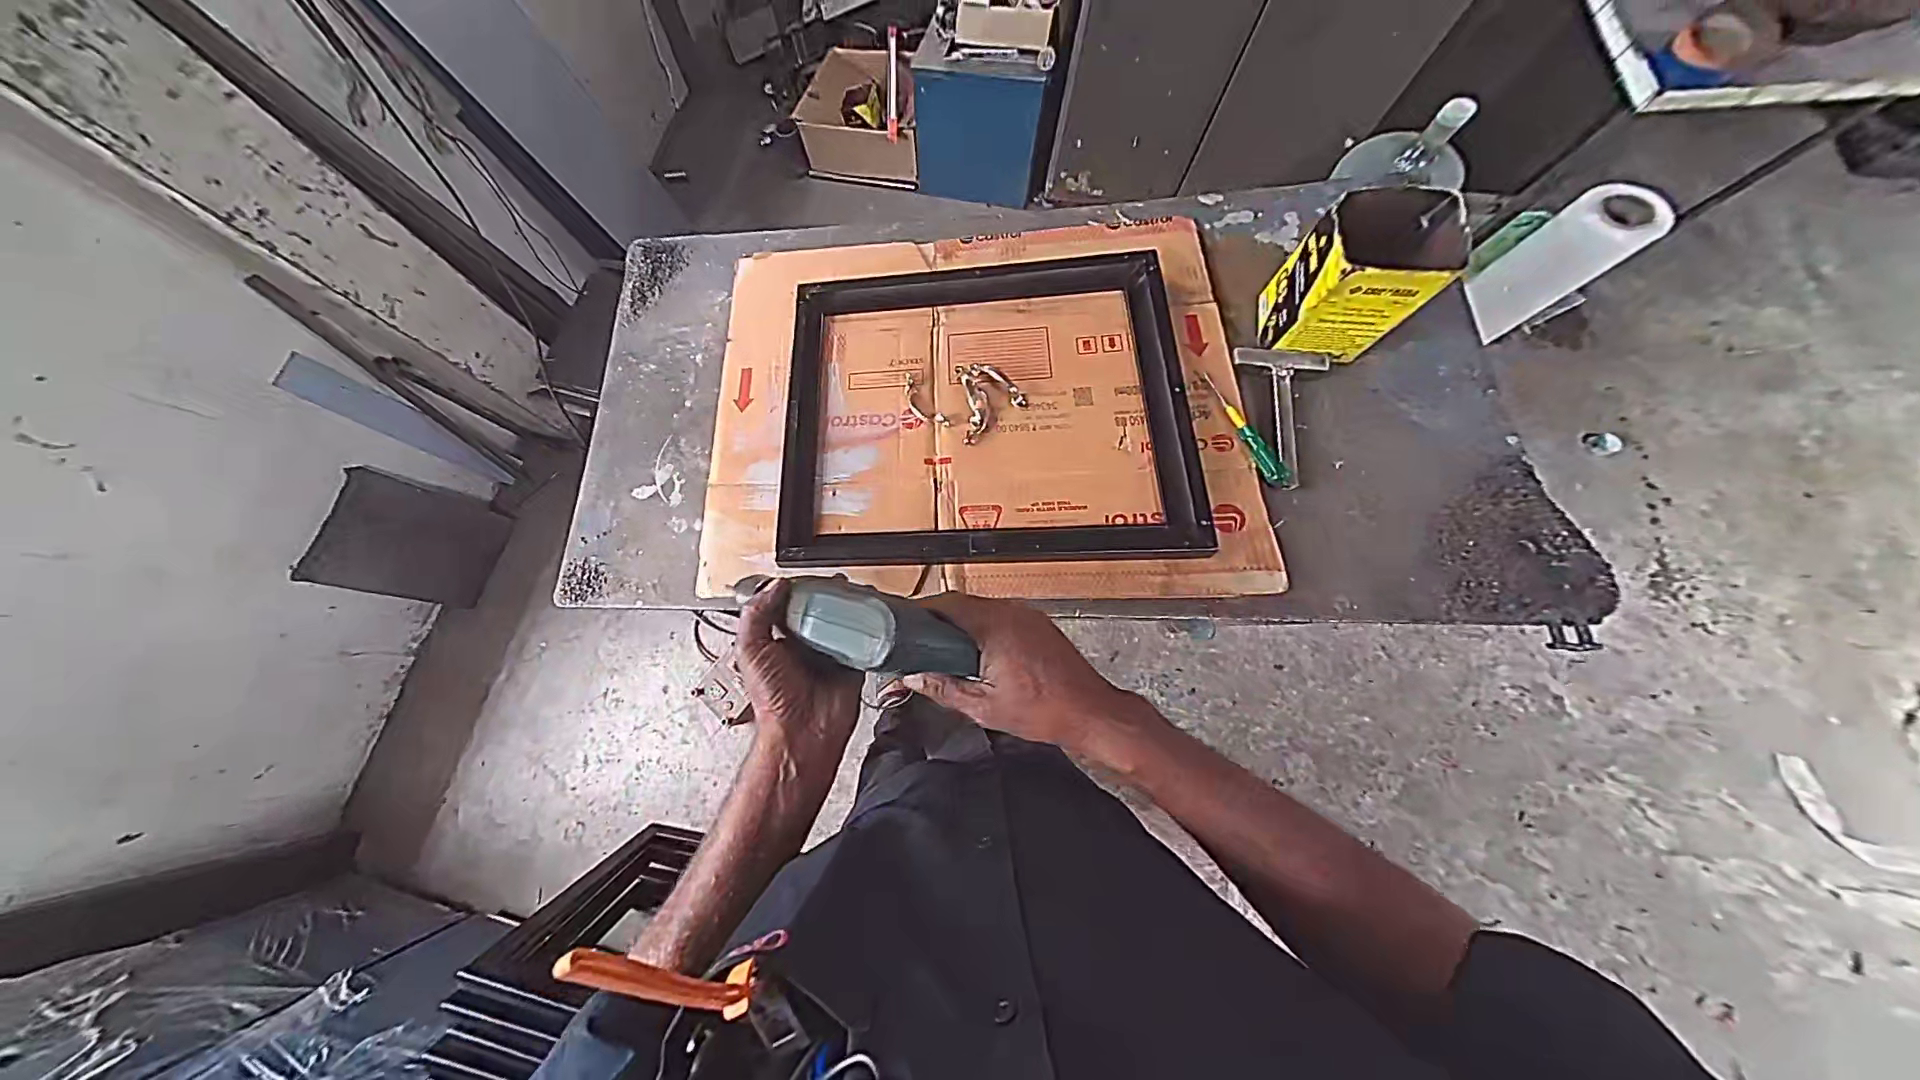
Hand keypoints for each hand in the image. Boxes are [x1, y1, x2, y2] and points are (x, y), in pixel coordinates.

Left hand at [737, 580, 862, 767]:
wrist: (803, 731)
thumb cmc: (772, 701)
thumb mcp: (750, 650)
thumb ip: (755, 615)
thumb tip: (774, 586)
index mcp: (776, 640)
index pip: (787, 605)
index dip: (796, 590)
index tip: (805, 577)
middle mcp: (803, 645)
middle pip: (817, 610)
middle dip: (827, 596)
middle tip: (836, 584)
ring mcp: (828, 654)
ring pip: (841, 622)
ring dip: (848, 609)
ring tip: (854, 595)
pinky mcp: (851, 664)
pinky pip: (861, 641)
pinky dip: (865, 629)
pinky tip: (868, 617)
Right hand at [900, 593, 1149, 755]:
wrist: (1091, 713)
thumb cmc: (1046, 711)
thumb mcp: (983, 707)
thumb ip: (943, 688)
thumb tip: (913, 678)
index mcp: (994, 626)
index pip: (947, 603)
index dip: (921, 610)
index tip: (903, 622)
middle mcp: (1012, 612)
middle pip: (963, 603)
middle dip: (938, 618)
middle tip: (918, 638)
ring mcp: (1027, 616)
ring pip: (982, 608)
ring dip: (961, 622)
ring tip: (944, 647)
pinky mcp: (1038, 624)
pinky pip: (1001, 615)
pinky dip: (983, 626)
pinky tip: (977, 650)